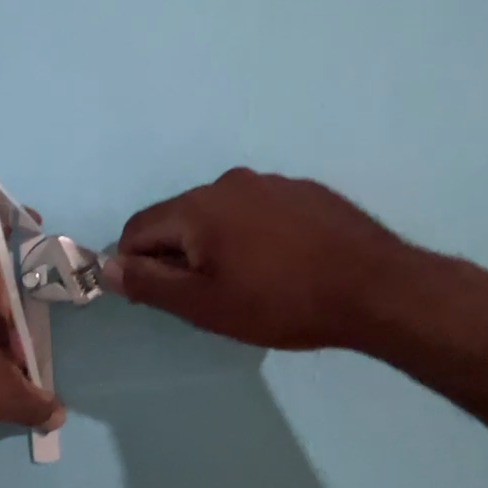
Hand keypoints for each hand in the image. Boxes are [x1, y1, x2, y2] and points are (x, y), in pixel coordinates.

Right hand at [104, 168, 412, 349]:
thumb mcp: (204, 305)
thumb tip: (107, 267)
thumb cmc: (281, 302)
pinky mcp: (306, 192)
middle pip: (179, 218)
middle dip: (177, 254)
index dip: (134, 264)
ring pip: (220, 214)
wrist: (380, 290)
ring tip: (248, 282)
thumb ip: (149, 284)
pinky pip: (258, 212)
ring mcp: (272, 183)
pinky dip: (253, 235)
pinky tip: (281, 265)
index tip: (157, 296)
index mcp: (197, 207)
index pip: (138, 229)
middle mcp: (229, 182)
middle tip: (204, 296)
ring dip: (216, 244)